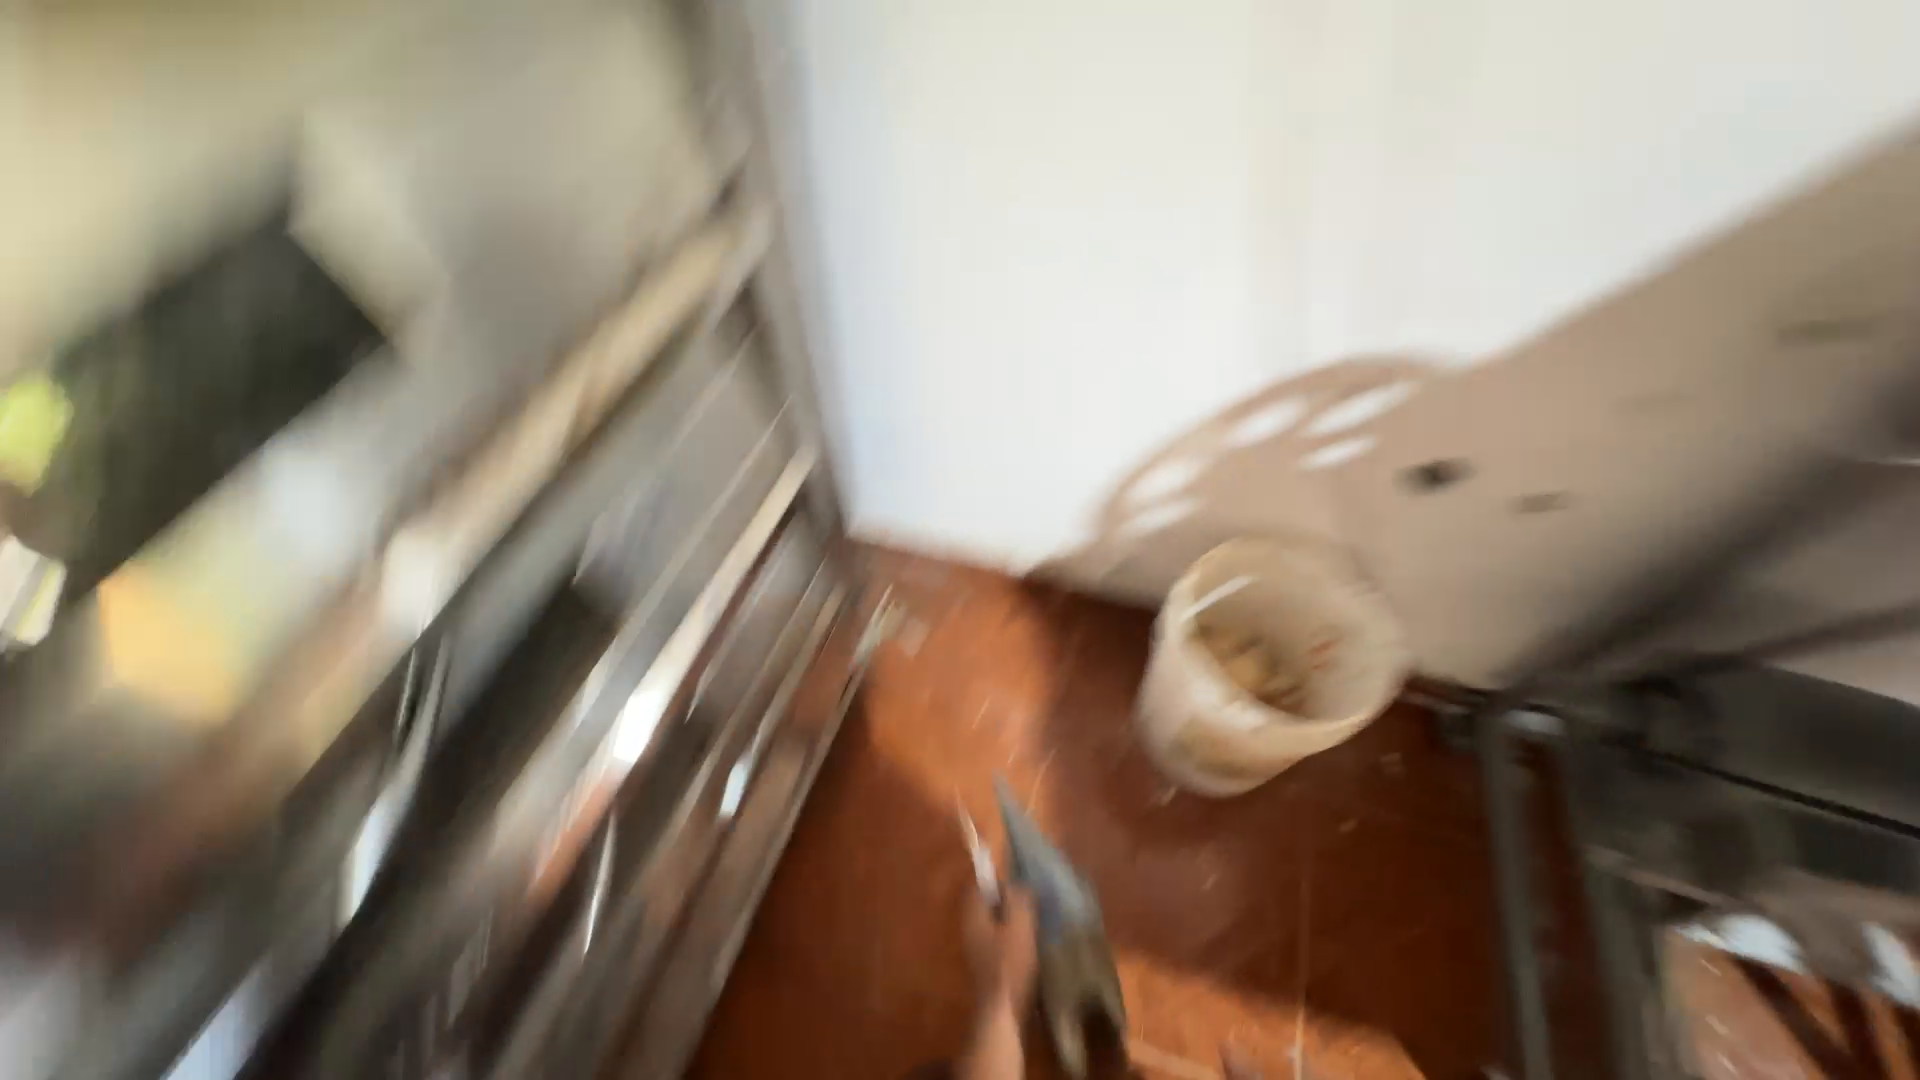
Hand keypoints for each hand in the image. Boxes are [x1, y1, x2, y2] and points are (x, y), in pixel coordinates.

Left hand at [964, 885, 1036, 1013]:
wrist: (1002, 1010)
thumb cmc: (1010, 964)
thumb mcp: (1019, 926)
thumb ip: (1018, 901)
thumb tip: (1018, 884)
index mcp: (973, 915)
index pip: (978, 885)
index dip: (995, 877)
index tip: (1015, 875)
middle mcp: (969, 928)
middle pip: (984, 903)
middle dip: (1004, 896)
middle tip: (1027, 895)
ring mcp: (976, 946)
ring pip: (991, 921)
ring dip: (1008, 916)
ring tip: (1032, 916)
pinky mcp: (986, 963)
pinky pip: (996, 937)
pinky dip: (1009, 933)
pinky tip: (1027, 940)